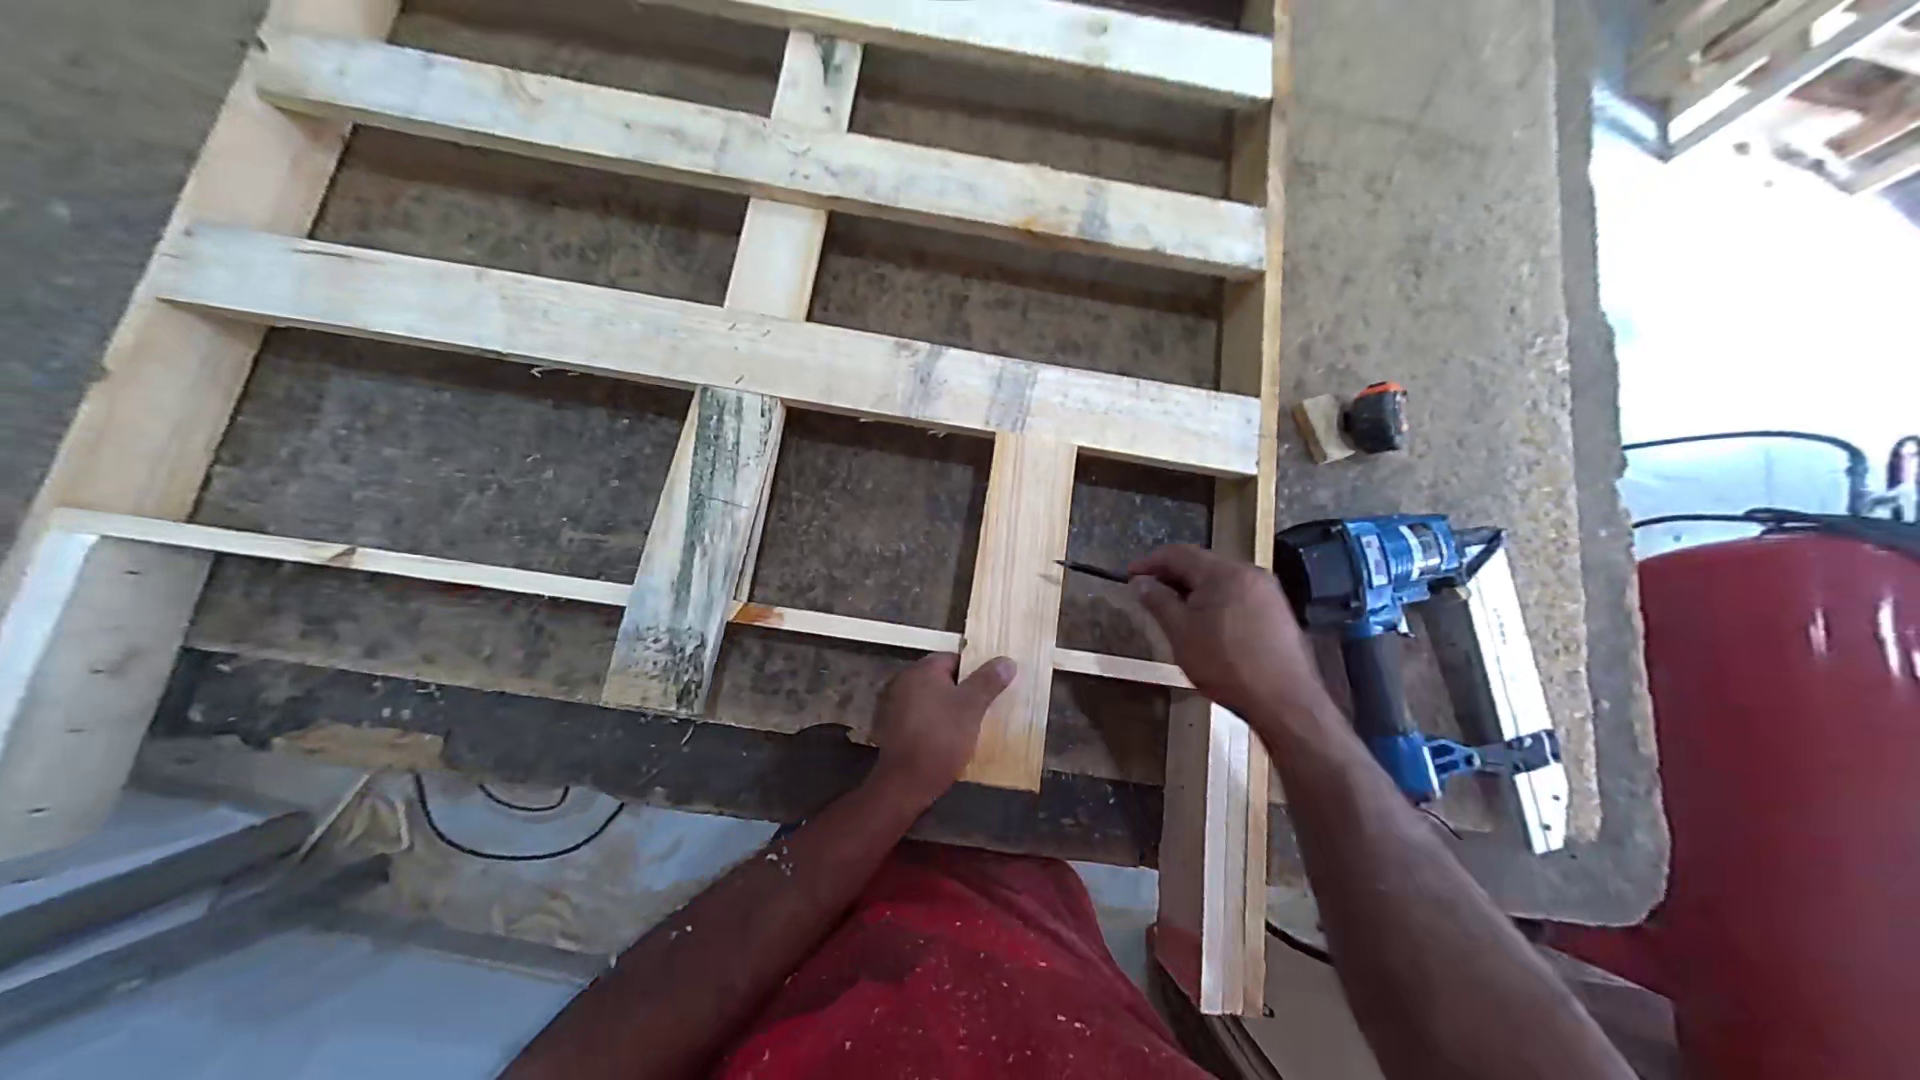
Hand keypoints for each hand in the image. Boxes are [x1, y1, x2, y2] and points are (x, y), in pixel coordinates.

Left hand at [869, 652, 1015, 805]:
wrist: (905, 783)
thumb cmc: (941, 738)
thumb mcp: (971, 707)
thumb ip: (988, 681)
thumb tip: (1006, 660)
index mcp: (922, 670)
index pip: (954, 658)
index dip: (976, 672)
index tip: (991, 689)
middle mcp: (904, 682)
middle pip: (943, 679)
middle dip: (964, 692)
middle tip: (985, 708)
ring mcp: (895, 706)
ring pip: (933, 701)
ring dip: (950, 710)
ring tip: (971, 727)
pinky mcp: (893, 729)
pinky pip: (922, 719)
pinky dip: (936, 725)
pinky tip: (950, 741)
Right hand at [1128, 545, 1330, 724]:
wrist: (1284, 701)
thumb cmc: (1225, 664)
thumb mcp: (1180, 632)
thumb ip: (1158, 601)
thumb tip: (1140, 582)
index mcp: (1224, 572)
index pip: (1178, 553)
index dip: (1150, 562)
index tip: (1130, 575)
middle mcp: (1250, 573)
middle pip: (1202, 564)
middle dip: (1172, 576)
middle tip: (1148, 592)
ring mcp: (1268, 592)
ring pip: (1221, 581)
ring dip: (1193, 590)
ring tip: (1173, 609)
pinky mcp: (1278, 613)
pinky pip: (1238, 596)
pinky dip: (1215, 602)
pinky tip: (1205, 623)